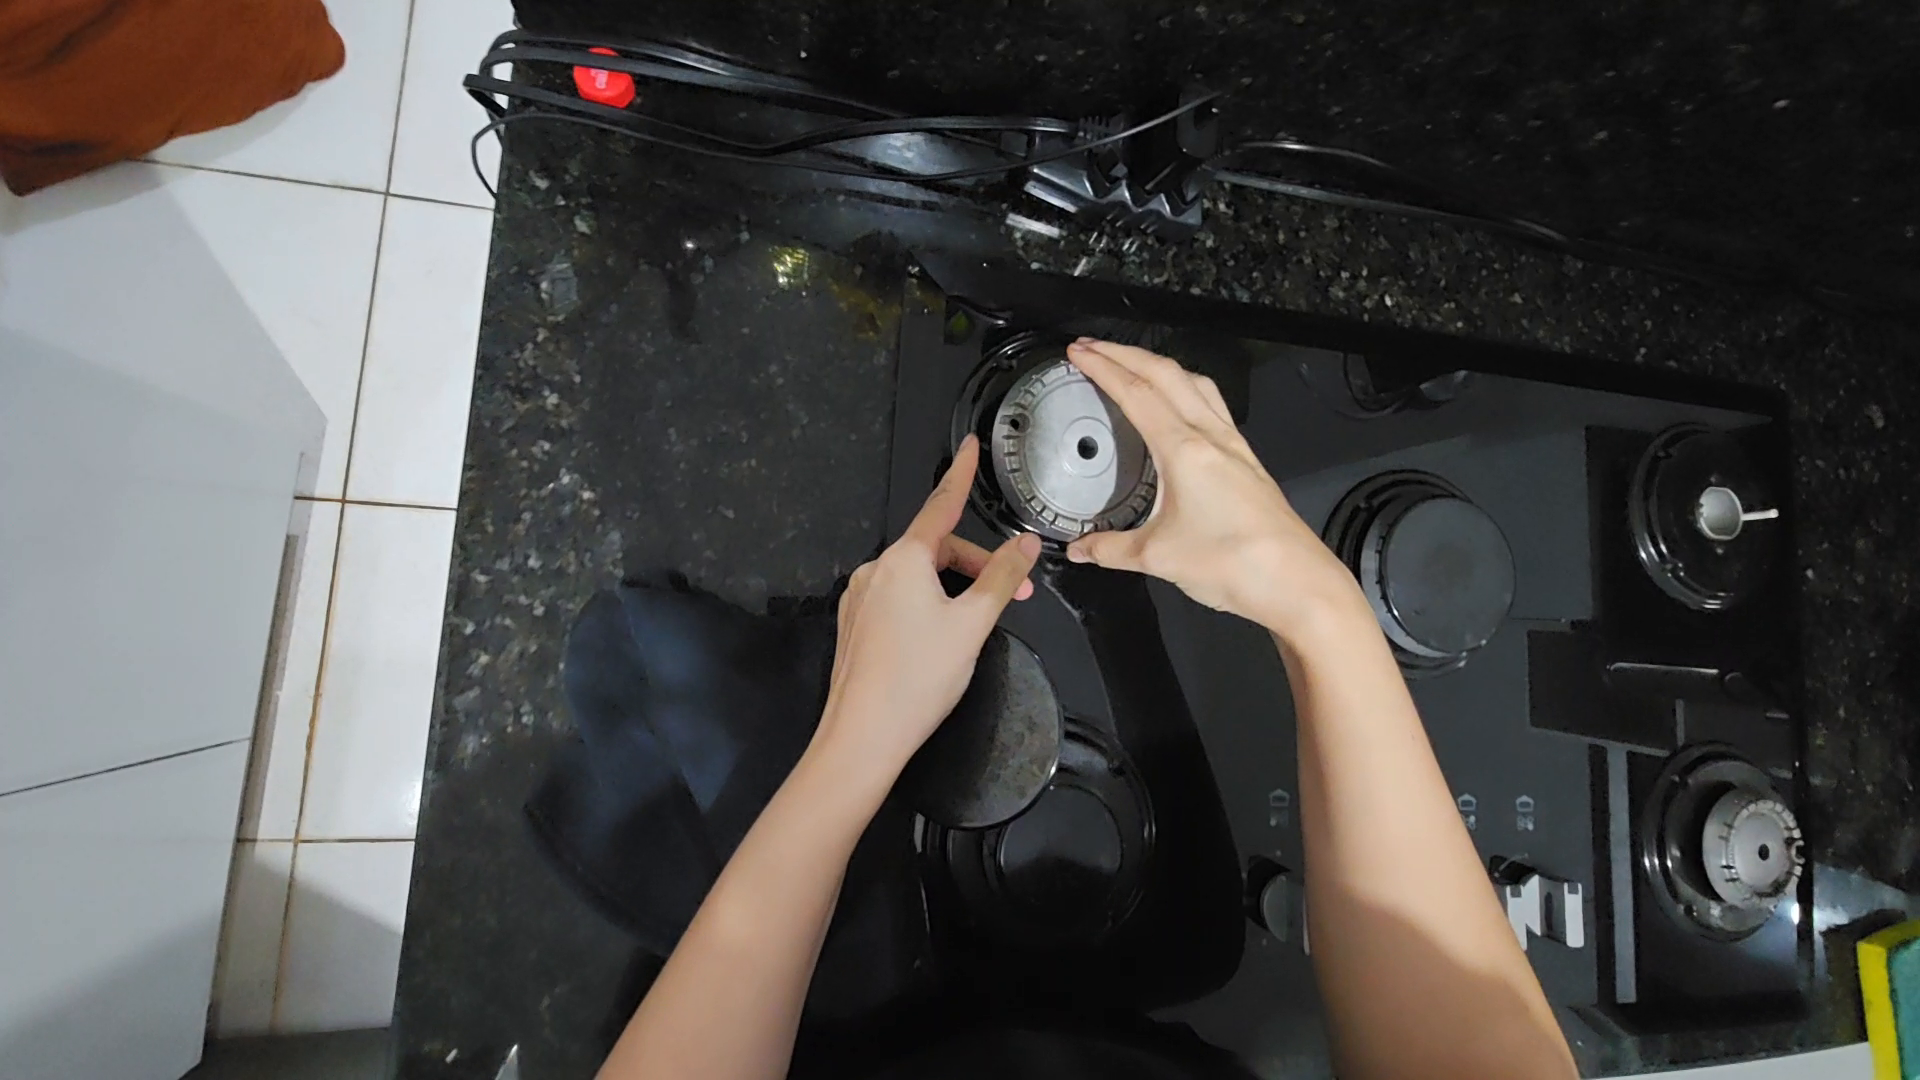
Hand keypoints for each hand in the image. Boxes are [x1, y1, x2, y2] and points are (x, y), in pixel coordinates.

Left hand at [811, 435, 1041, 794]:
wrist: (862, 737)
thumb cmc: (920, 676)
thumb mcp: (973, 623)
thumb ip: (1003, 577)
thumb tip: (1027, 543)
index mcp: (903, 559)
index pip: (941, 505)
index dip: (961, 475)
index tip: (970, 446)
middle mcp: (876, 569)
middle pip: (937, 551)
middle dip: (978, 567)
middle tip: (1016, 598)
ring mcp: (860, 598)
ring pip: (919, 578)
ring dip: (954, 590)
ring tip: (978, 626)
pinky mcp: (854, 625)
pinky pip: (899, 600)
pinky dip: (928, 606)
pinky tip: (940, 640)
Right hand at [1063, 339, 1361, 640]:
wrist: (1297, 584)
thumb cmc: (1234, 565)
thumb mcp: (1157, 558)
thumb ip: (1110, 549)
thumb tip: (1079, 550)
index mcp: (1185, 451)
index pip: (1136, 393)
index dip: (1103, 367)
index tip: (1078, 352)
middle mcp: (1213, 438)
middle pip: (1166, 374)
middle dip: (1125, 353)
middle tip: (1092, 347)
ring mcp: (1235, 447)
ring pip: (1195, 383)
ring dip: (1158, 365)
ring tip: (1131, 365)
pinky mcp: (1247, 462)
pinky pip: (1213, 407)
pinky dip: (1185, 390)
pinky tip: (1177, 407)